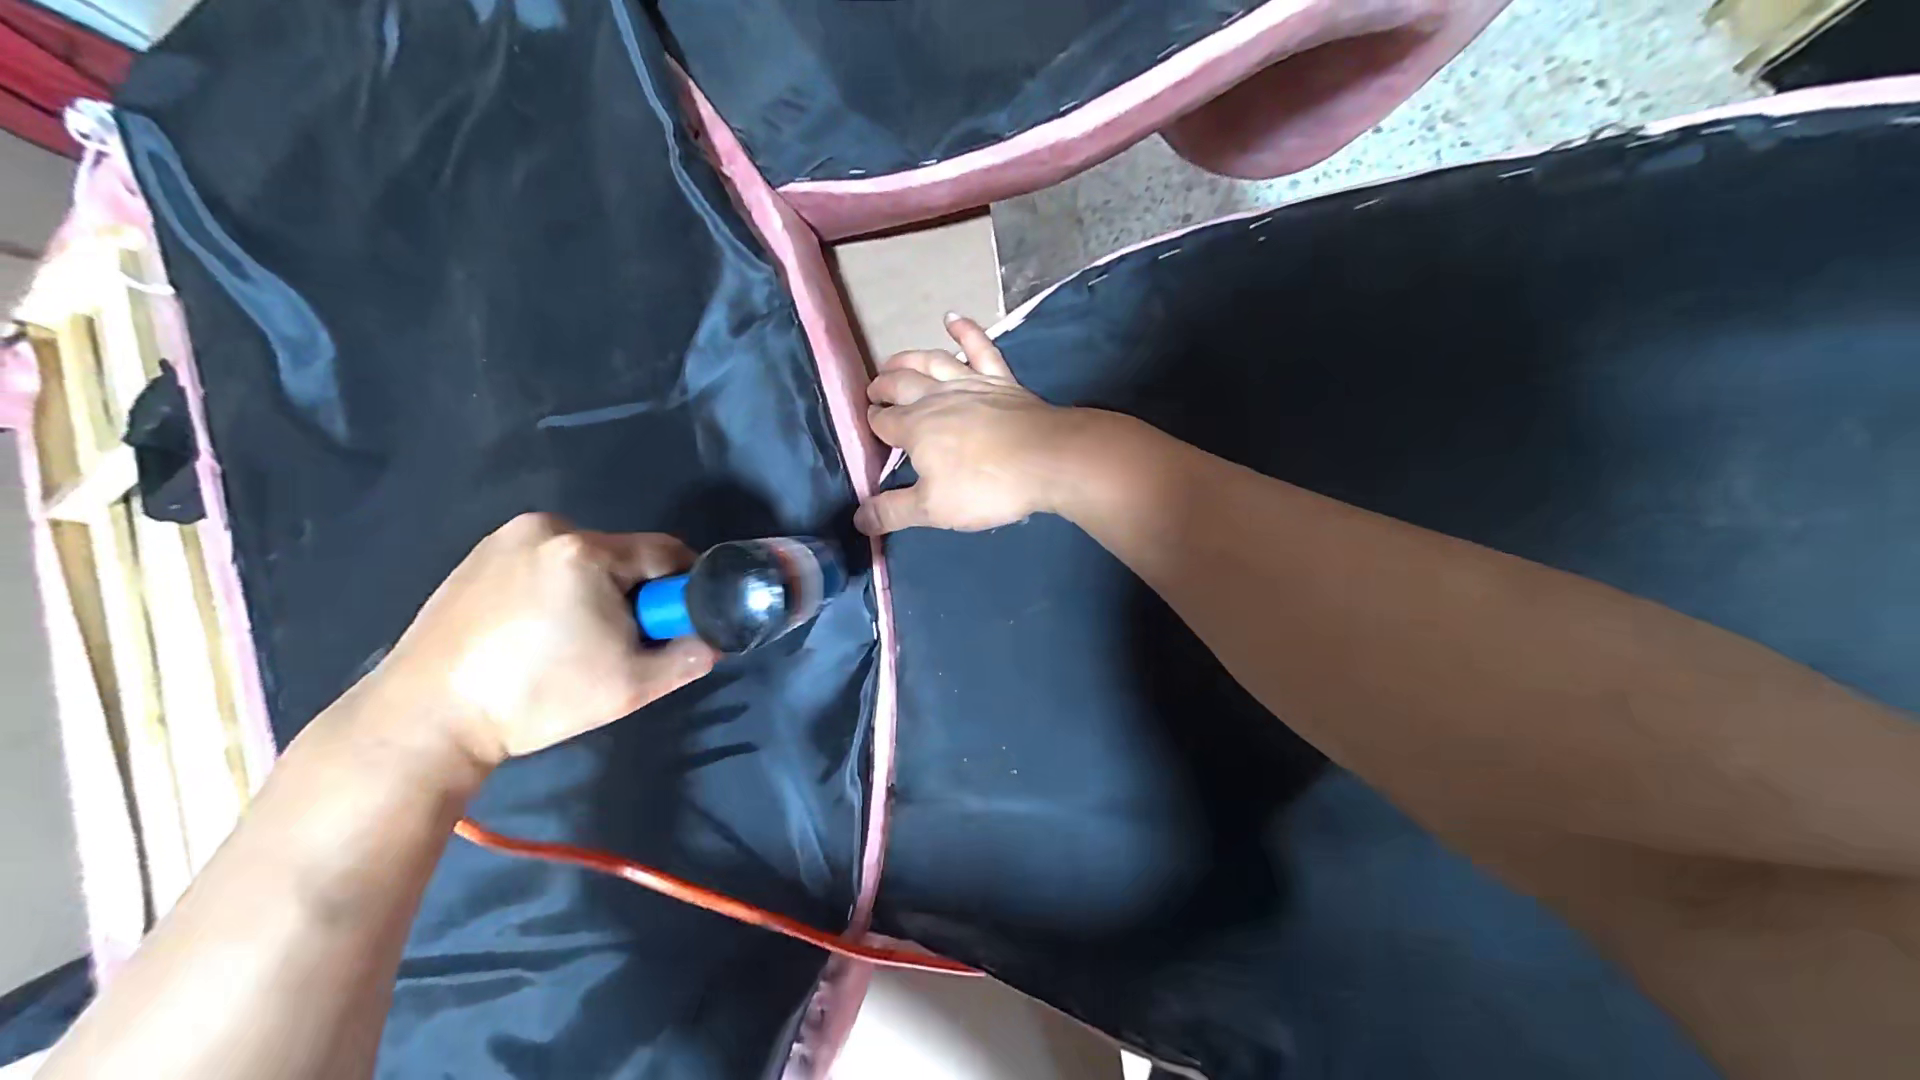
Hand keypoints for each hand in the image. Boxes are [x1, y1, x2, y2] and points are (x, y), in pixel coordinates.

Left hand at [376, 513, 717, 766]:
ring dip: (595, 593)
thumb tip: (711, 640)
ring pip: (584, 561)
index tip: (672, 626)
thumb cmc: (537, 696)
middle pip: (623, 556)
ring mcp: (504, 539)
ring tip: (570, 642)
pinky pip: (544, 565)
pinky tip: (535, 633)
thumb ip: (690, 656)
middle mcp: (545, 528)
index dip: (681, 590)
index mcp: (584, 550)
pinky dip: (556, 591)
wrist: (426, 719)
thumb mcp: (633, 686)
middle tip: (618, 644)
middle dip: (634, 595)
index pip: (666, 553)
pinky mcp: (476, 558)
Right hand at [857, 313, 1083, 534]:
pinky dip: (964, 330)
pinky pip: (979, 347)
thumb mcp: (933, 509)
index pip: (883, 421)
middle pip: (900, 385)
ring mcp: (970, 382)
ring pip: (931, 362)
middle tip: (874, 391)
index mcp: (915, 427)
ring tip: (893, 361)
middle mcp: (936, 397)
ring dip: (908, 358)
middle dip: (882, 387)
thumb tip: (858, 518)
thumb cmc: (986, 486)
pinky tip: (952, 319)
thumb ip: (893, 512)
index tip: (870, 426)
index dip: (874, 424)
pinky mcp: (1000, 379)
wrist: (1046, 459)